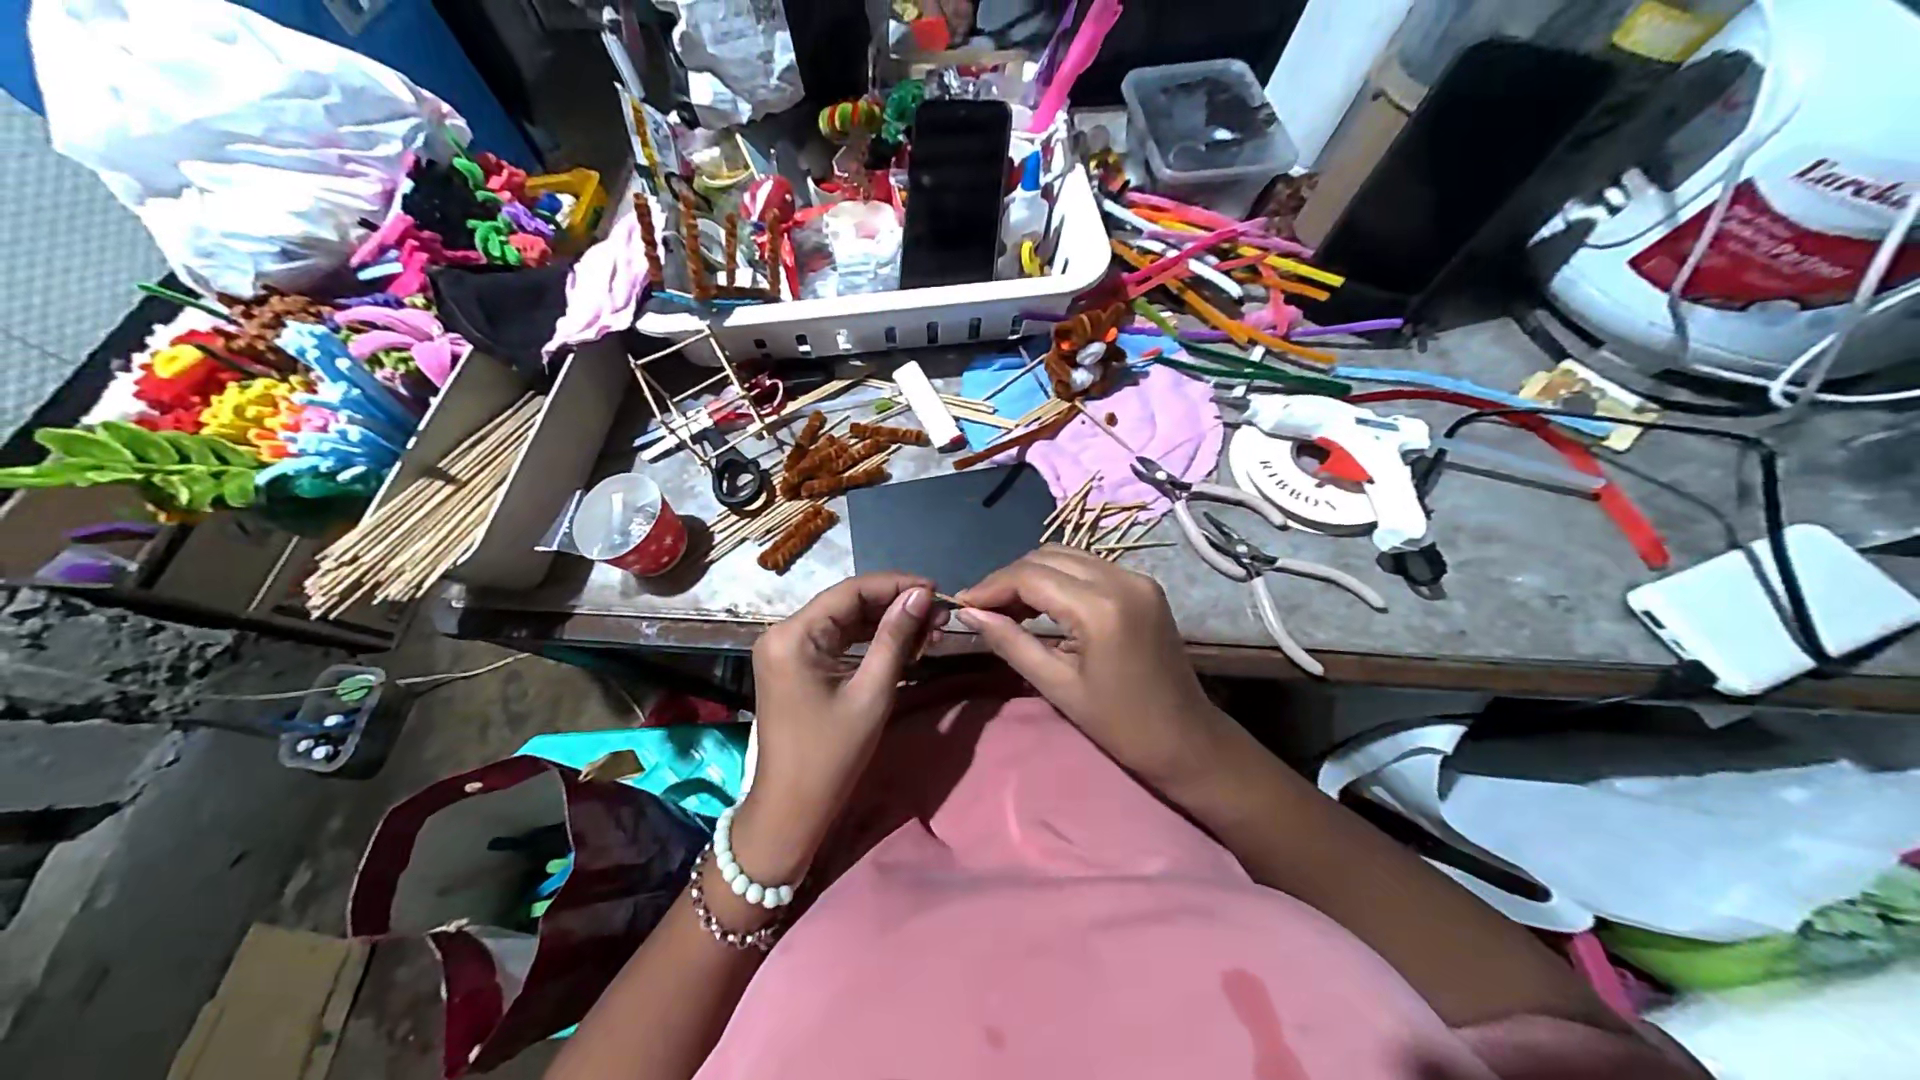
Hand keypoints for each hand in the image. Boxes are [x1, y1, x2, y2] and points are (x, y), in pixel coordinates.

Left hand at [732, 573, 938, 880]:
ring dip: (885, 623)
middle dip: (895, 606)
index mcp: (793, 635)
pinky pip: (836, 640)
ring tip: (929, 630)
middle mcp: (783, 632)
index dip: (896, 585)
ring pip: (845, 620)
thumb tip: (921, 595)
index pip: (851, 591)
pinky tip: (903, 645)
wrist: (792, 808)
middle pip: (848, 603)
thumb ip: (895, 637)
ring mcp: (787, 648)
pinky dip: (868, 641)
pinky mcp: (794, 664)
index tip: (937, 591)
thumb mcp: (871, 693)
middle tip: (939, 615)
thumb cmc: (832, 754)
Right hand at [955, 547, 1237, 796]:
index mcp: (1101, 607)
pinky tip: (1041, 604)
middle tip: (982, 609)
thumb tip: (969, 613)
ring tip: (1006, 608)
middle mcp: (1122, 579)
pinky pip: (1089, 567)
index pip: (1030, 576)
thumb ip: (1010, 642)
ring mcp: (1137, 578)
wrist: (1186, 739)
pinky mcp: (1144, 585)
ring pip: (1068, 556)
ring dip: (1032, 575)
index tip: (962, 603)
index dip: (991, 586)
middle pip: (1047, 557)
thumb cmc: (1119, 723)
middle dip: (1009, 578)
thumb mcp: (1057, 685)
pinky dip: (1059, 579)